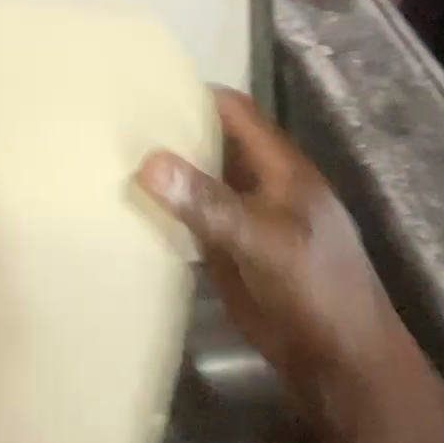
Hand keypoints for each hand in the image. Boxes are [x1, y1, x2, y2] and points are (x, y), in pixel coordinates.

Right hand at [137, 87, 404, 398]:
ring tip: (107, 160)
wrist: (336, 358)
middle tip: (110, 123)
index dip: (195, 94)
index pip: (235, 111)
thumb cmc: (313, 287)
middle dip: (170, 132)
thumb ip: (209, 202)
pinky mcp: (228, 252)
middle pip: (212, 143)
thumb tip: (148, 161)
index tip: (141, 85)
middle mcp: (259, 184)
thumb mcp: (262, 238)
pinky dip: (164, 213)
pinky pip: (190, 221)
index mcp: (280, 167)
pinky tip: (126, 212)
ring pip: (198, 183)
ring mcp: (243, 219)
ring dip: (164, 175)